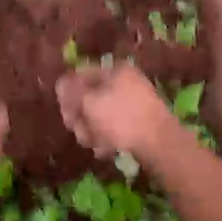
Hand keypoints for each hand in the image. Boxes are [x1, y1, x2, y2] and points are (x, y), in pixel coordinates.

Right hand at [56, 63, 174, 159]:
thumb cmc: (120, 118)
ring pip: (100, 114)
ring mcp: (134, 102)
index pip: (80, 75)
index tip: (65, 113)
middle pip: (89, 96)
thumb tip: (61, 85)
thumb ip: (70, 92)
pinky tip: (105, 150)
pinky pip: (115, 126)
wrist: (160, 144)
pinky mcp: (140, 122)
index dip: (67, 93)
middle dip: (80, 116)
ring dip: (91, 130)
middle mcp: (125, 81)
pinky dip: (107, 137)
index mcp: (114, 70)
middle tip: (77, 130)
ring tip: (93, 144)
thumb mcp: (88, 102)